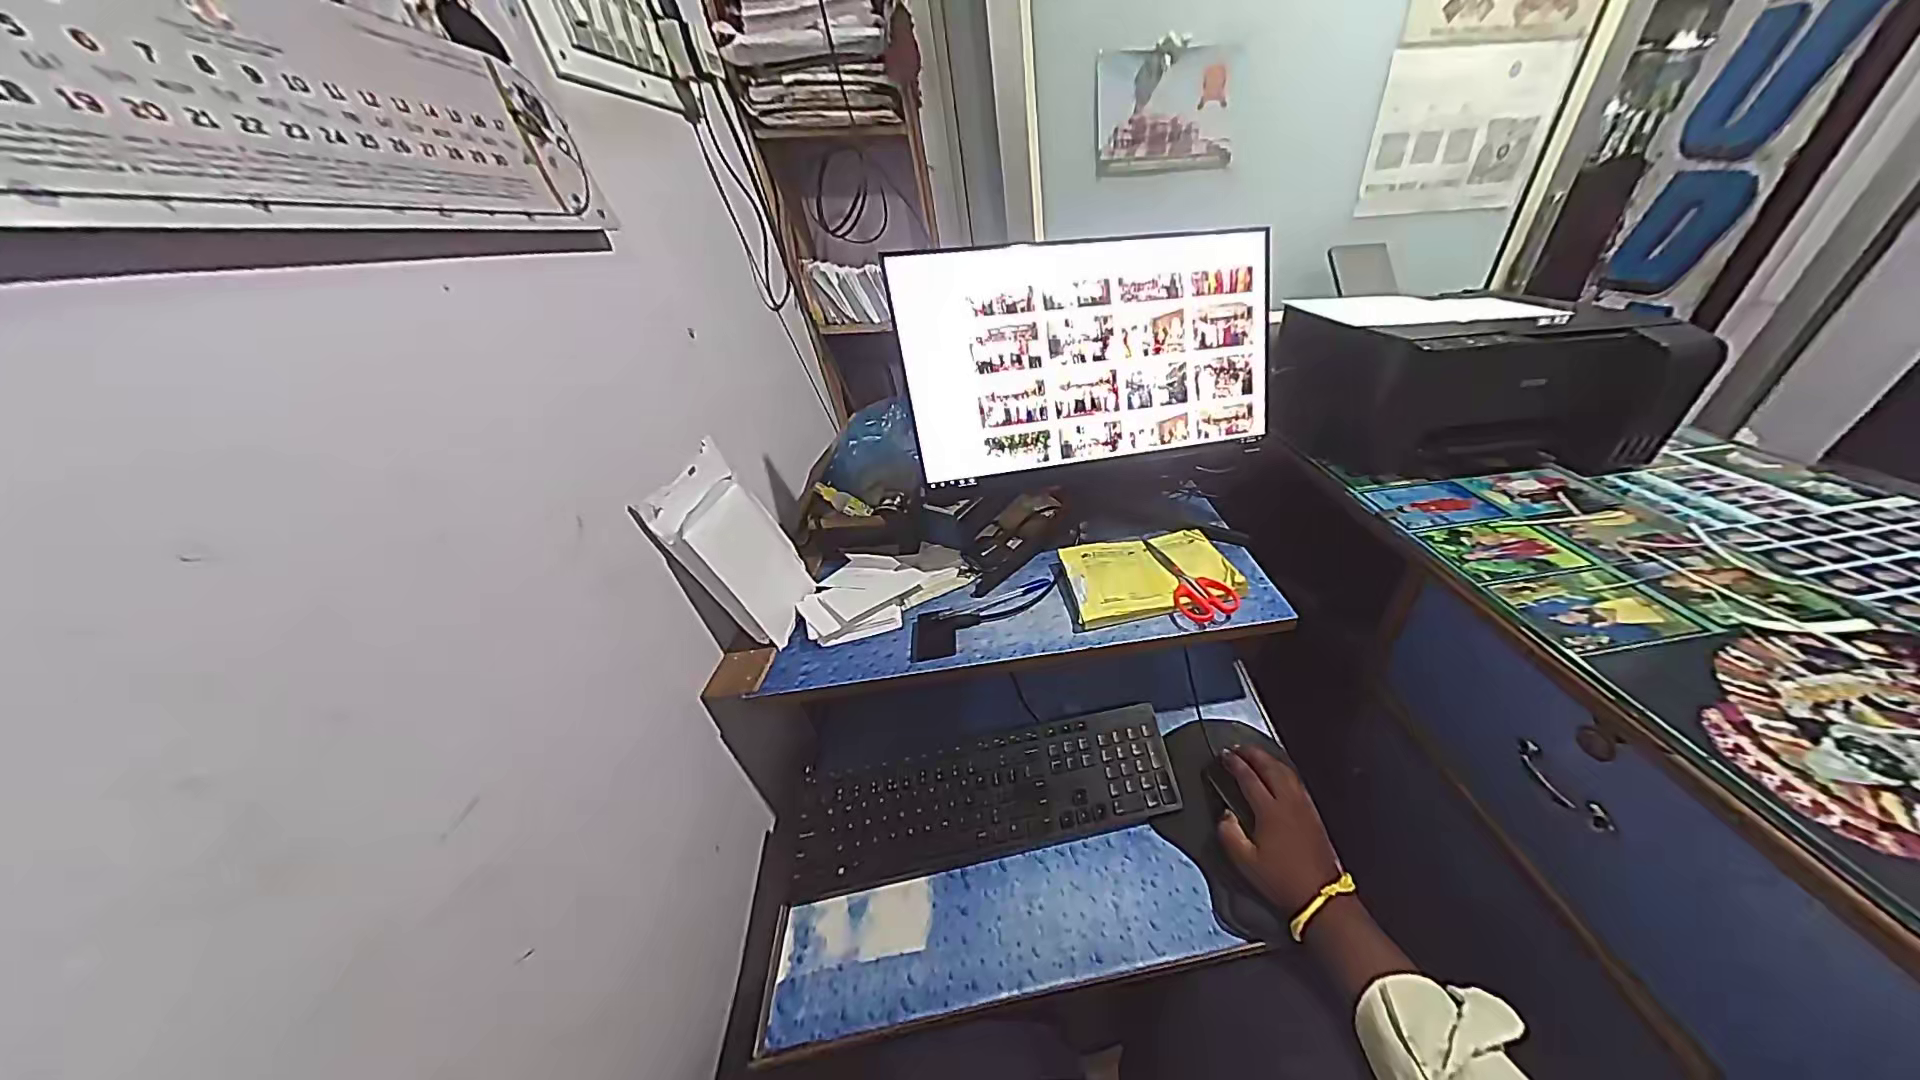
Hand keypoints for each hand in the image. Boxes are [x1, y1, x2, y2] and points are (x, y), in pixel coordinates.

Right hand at [1215, 744, 1342, 913]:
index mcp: (1270, 811)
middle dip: (1253, 754)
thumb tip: (1225, 815)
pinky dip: (1284, 771)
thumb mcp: (1244, 861)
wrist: (1320, 897)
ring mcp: (1304, 807)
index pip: (1249, 778)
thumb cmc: (1281, 880)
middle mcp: (1289, 803)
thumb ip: (1229, 833)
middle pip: (1270, 768)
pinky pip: (1297, 782)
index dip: (1235, 764)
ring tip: (1257, 755)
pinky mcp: (1314, 815)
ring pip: (1287, 772)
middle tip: (1239, 748)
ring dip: (1269, 759)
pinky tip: (1279, 774)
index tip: (1224, 756)